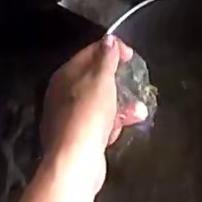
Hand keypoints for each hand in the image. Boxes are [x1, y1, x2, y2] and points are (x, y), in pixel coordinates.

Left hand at [40, 36, 147, 189]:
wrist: (75, 162)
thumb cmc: (88, 113)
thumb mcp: (101, 79)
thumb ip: (106, 57)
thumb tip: (109, 39)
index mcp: (66, 74)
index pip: (90, 52)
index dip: (111, 49)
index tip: (130, 55)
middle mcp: (63, 93)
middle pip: (94, 78)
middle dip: (117, 80)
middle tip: (134, 81)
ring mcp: (69, 117)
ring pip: (99, 103)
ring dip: (120, 105)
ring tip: (139, 111)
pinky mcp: (77, 138)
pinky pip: (97, 124)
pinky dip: (112, 124)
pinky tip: (122, 129)